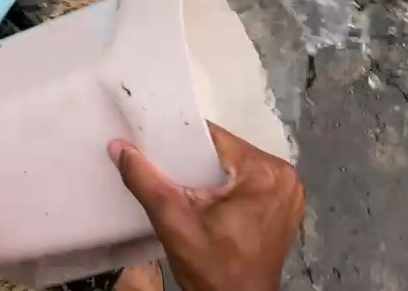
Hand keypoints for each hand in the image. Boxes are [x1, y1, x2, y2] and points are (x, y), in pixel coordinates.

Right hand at [108, 123, 305, 290]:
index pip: (215, 137)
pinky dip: (229, 183)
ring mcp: (289, 190)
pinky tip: (210, 195)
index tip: (162, 146)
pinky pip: (249, 177)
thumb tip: (118, 146)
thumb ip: (144, 179)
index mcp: (263, 173)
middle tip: (173, 169)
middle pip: (227, 149)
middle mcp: (283, 175)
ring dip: (213, 170)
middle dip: (199, 158)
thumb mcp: (172, 221)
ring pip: (236, 161)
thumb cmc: (211, 269)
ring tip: (189, 182)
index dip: (185, 140)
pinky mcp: (286, 203)